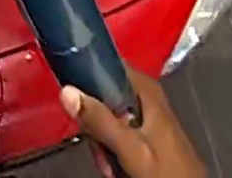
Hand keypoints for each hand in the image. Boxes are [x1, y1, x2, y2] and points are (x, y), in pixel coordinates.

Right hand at [62, 70, 206, 177]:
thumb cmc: (166, 172)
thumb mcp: (131, 148)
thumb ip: (100, 120)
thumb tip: (66, 90)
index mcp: (144, 88)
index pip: (107, 64)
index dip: (88, 78)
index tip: (77, 100)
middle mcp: (145, 95)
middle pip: (105, 94)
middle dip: (96, 122)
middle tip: (98, 147)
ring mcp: (147, 114)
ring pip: (109, 115)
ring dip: (103, 140)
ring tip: (108, 163)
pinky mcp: (148, 133)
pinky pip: (119, 130)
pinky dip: (114, 147)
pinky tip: (116, 165)